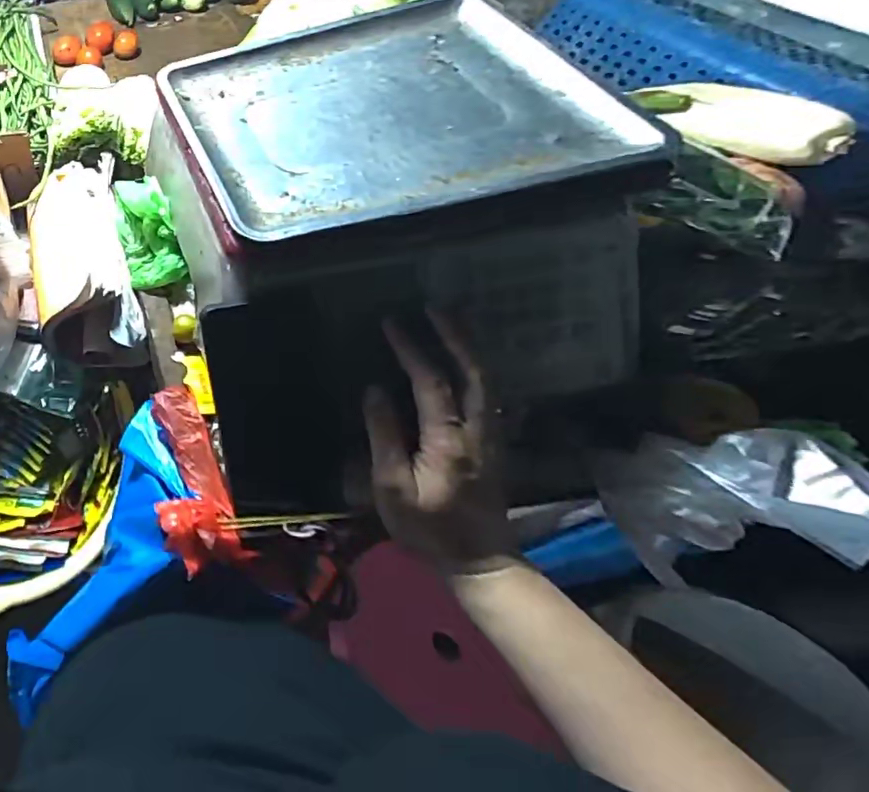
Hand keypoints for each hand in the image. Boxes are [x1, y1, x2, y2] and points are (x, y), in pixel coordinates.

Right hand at [363, 312, 517, 576]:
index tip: (392, 324)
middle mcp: (477, 432)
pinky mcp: (494, 444)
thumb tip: (374, 390)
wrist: (480, 560)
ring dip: (470, 348)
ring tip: (450, 323)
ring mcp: (492, 437)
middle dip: (456, 337)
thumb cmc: (427, 527)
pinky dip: (477, 369)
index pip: (431, 384)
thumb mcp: (392, 487)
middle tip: (434, 308)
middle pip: (474, 374)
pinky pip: (489, 395)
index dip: (412, 350)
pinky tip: (465, 360)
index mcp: (448, 441)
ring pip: (488, 382)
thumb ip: (384, 436)